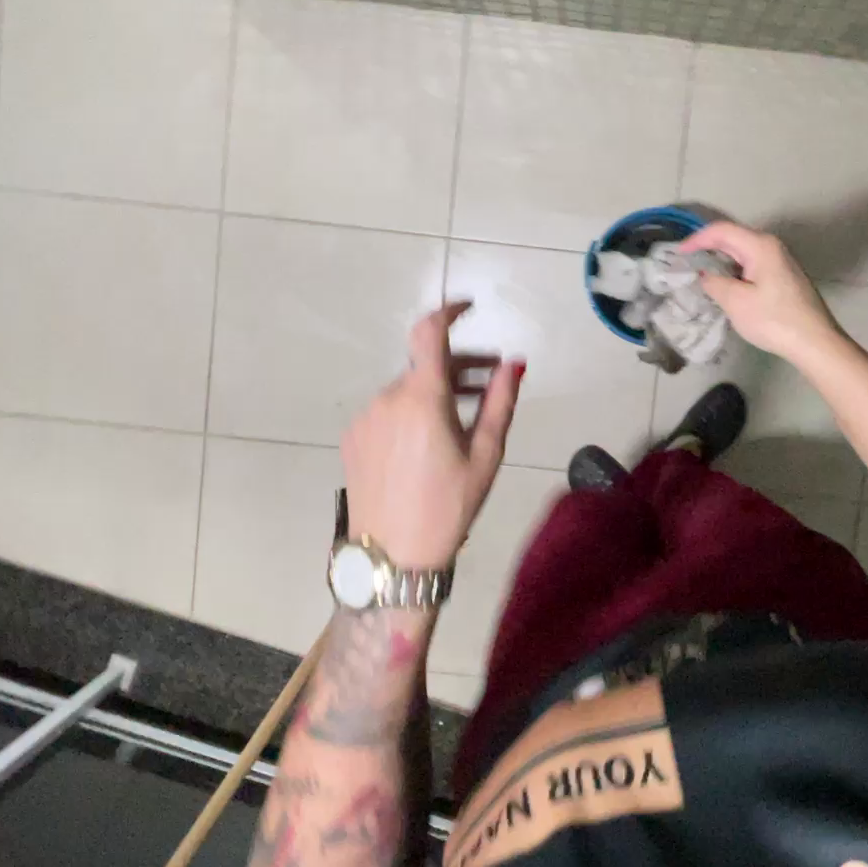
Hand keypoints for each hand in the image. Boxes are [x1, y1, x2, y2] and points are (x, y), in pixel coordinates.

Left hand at [340, 302, 523, 568]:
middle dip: (459, 366)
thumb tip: (514, 362)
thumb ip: (500, 401)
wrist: (392, 557)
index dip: (449, 312)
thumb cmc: (449, 507)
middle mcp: (387, 398)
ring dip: (436, 391)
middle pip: (424, 366)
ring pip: (406, 390)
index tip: (468, 309)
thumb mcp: (486, 456)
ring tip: (464, 414)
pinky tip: (428, 441)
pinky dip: (411, 411)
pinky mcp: (353, 437)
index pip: (429, 333)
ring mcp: (365, 417)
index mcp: (422, 399)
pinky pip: (388, 411)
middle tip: (490, 380)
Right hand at [679, 221, 844, 361]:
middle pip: (733, 238)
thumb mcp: (736, 302)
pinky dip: (734, 270)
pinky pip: (752, 264)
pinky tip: (725, 286)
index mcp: (760, 246)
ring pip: (743, 252)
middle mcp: (772, 246)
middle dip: (707, 247)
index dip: (696, 239)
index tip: (678, 254)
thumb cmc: (774, 319)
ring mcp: (780, 261)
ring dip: (721, 260)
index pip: (721, 230)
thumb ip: (715, 283)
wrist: (814, 341)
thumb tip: (705, 275)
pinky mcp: (784, 277)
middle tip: (686, 263)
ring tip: (701, 274)